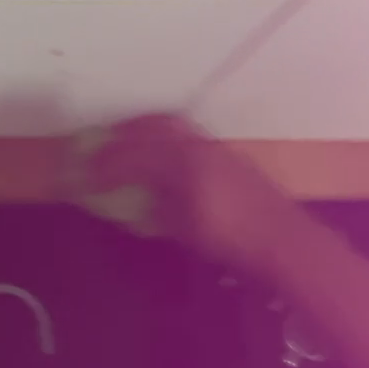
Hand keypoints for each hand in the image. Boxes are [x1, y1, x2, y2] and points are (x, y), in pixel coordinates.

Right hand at [72, 113, 303, 274]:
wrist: (283, 241)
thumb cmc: (228, 237)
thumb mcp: (179, 225)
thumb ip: (150, 207)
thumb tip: (126, 198)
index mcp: (182, 161)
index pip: (132, 153)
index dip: (105, 163)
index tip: (85, 175)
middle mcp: (198, 146)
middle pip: (153, 126)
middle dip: (123, 134)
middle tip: (101, 149)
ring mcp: (216, 150)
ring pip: (172, 128)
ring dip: (144, 133)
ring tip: (126, 149)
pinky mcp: (228, 158)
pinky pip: (187, 138)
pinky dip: (164, 141)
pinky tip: (159, 163)